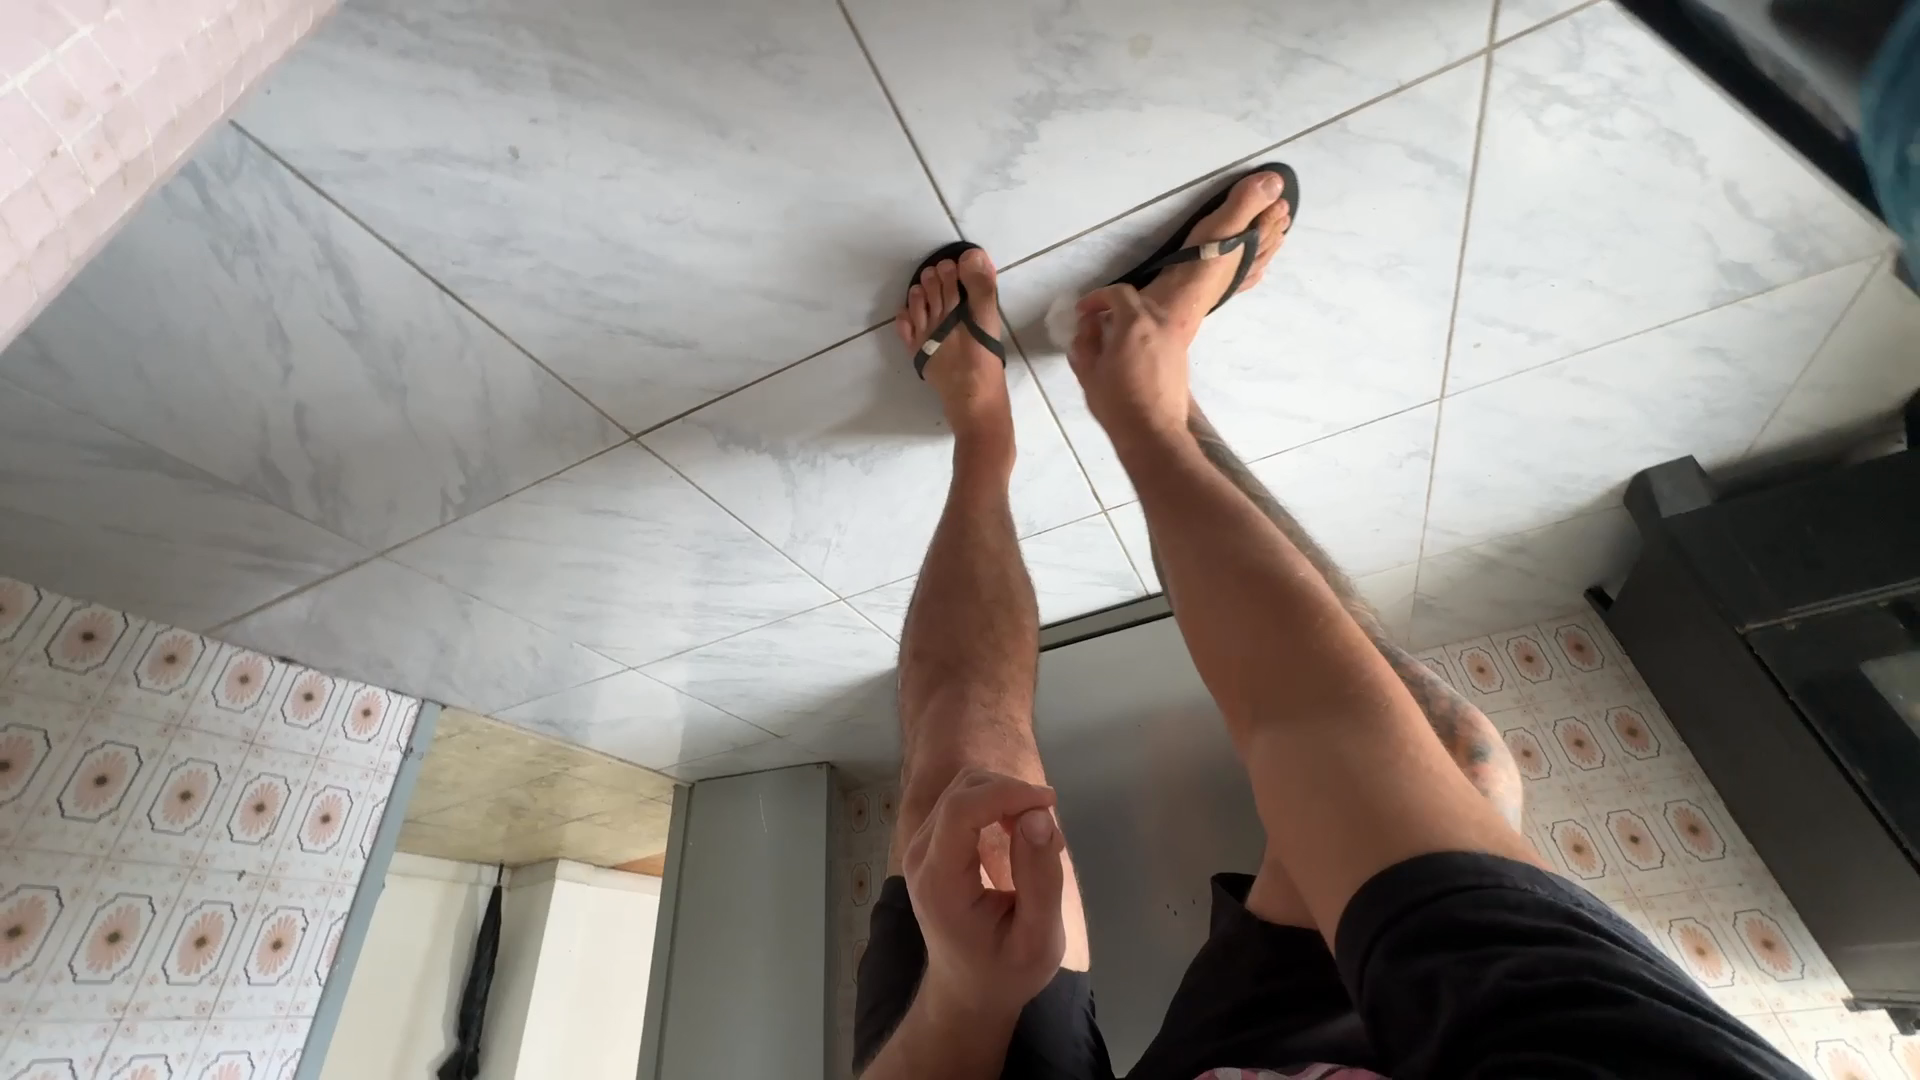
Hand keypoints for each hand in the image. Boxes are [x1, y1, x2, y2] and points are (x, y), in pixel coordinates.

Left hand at [901, 769, 1067, 1020]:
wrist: (967, 992)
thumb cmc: (1005, 972)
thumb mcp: (1039, 940)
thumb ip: (1040, 878)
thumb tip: (1038, 815)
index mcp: (939, 882)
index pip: (961, 809)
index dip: (1007, 793)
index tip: (1050, 803)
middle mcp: (919, 855)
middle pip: (962, 790)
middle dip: (1011, 792)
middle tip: (1048, 823)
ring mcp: (920, 846)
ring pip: (962, 788)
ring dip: (1004, 795)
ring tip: (1036, 831)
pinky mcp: (930, 841)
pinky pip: (962, 800)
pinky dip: (995, 802)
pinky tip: (1018, 830)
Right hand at [1066, 284, 1189, 447]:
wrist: (1153, 433)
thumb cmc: (1116, 404)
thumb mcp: (1089, 373)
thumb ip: (1084, 344)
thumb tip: (1086, 330)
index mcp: (1134, 323)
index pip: (1117, 293)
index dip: (1097, 298)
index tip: (1083, 312)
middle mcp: (1159, 324)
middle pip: (1137, 302)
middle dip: (1114, 308)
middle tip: (1096, 325)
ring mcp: (1174, 340)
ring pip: (1152, 318)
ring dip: (1131, 322)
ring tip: (1114, 342)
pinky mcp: (1181, 357)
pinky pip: (1161, 335)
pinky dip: (1145, 336)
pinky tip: (1131, 357)